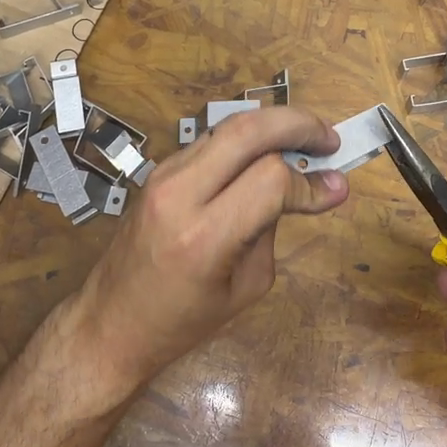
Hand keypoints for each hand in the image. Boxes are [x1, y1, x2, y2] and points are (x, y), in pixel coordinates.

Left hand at [68, 105, 350, 390]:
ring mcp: (164, 174)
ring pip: (229, 126)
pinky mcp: (159, 169)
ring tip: (306, 139)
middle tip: (329, 137)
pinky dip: (247, 139)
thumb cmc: (182, 322)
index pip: (269, 179)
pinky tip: (269, 152)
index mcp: (203, 236)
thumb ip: (273, 228)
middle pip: (247, 130)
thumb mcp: (245, 287)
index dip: (308, 181)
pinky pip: (212, 141)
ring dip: (272, 125)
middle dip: (296, 124)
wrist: (110, 321)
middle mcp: (180, 193)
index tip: (337, 188)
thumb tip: (312, 184)